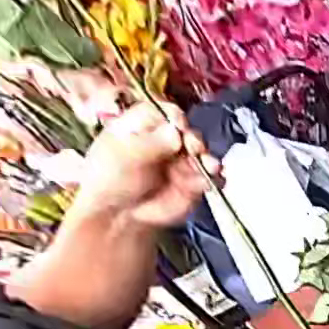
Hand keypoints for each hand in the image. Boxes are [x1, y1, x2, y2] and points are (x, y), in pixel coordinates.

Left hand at [65, 103, 217, 229]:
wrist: (122, 216)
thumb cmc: (111, 180)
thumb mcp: (122, 157)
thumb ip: (150, 143)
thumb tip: (176, 131)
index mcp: (142, 127)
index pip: (162, 112)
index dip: (173, 115)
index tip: (179, 125)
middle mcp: (166, 141)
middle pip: (188, 131)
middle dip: (194, 138)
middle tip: (193, 148)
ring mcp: (183, 161)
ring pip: (204, 153)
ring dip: (209, 158)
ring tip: (209, 167)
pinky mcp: (197, 181)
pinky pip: (213, 176)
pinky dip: (217, 177)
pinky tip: (215, 180)